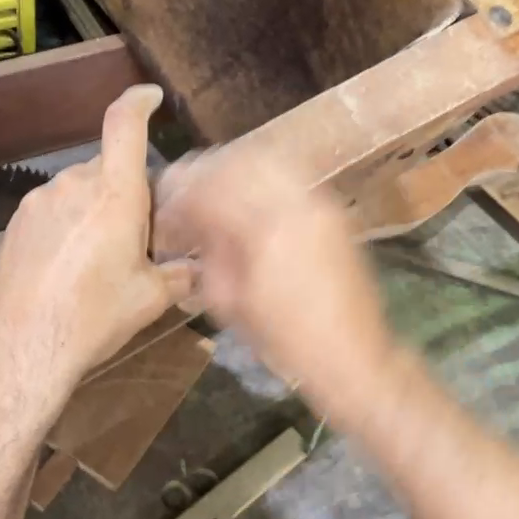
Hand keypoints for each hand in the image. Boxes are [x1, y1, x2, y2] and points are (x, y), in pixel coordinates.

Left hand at [0, 85, 195, 427]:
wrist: (22, 348)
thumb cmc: (94, 317)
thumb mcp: (150, 299)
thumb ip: (179, 274)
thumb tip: (195, 269)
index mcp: (113, 193)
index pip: (124, 124)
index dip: (138, 102)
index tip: (150, 97)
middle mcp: (73, 185)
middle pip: (107, 169)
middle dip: (125, 193)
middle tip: (137, 239)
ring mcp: (38, 202)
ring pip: (79, 192)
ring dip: (94, 212)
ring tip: (98, 263)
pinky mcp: (16, 223)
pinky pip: (53, 211)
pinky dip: (68, 226)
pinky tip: (67, 270)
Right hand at [153, 146, 396, 392]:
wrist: (354, 358)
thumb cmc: (286, 342)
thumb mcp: (232, 304)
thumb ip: (209, 254)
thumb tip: (190, 225)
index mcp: (265, 231)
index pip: (208, 190)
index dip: (178, 197)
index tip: (164, 213)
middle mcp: (295, 204)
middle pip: (236, 162)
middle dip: (202, 174)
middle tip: (183, 195)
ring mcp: (318, 202)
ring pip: (264, 159)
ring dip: (231, 170)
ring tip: (212, 193)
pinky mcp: (332, 209)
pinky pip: (288, 174)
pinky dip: (259, 177)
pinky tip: (245, 200)